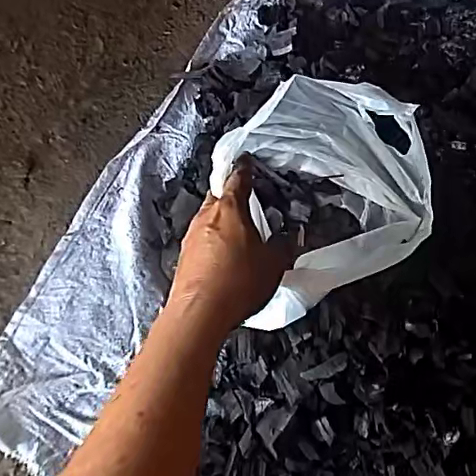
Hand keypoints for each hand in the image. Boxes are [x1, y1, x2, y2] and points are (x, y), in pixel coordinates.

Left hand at [165, 159, 297, 336]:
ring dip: (223, 221)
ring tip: (241, 234)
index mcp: (229, 208)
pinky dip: (213, 241)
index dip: (246, 168)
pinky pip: (201, 239)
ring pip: (209, 218)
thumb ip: (285, 245)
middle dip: (233, 197)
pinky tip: (225, 257)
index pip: (238, 178)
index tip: (248, 163)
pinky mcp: (184, 256)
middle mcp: (206, 216)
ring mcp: (191, 236)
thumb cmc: (236, 283)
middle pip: (220, 196)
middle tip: (250, 202)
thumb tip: (291, 237)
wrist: (198, 313)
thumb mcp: (274, 263)